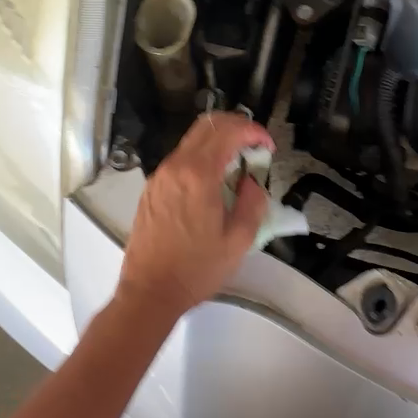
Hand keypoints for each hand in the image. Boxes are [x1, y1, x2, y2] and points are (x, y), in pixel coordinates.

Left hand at [115, 112, 273, 315]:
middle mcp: (176, 167)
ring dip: (219, 140)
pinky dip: (202, 156)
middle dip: (237, 126)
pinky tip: (213, 180)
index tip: (268, 147)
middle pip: (209, 124)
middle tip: (255, 145)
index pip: (230, 131)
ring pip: (193, 139)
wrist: (149, 294)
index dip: (254, 131)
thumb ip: (253, 201)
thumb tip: (250, 181)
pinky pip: (180, 157)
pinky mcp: (152, 188)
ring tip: (237, 163)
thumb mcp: (239, 239)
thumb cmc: (196, 270)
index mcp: (199, 175)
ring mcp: (160, 176)